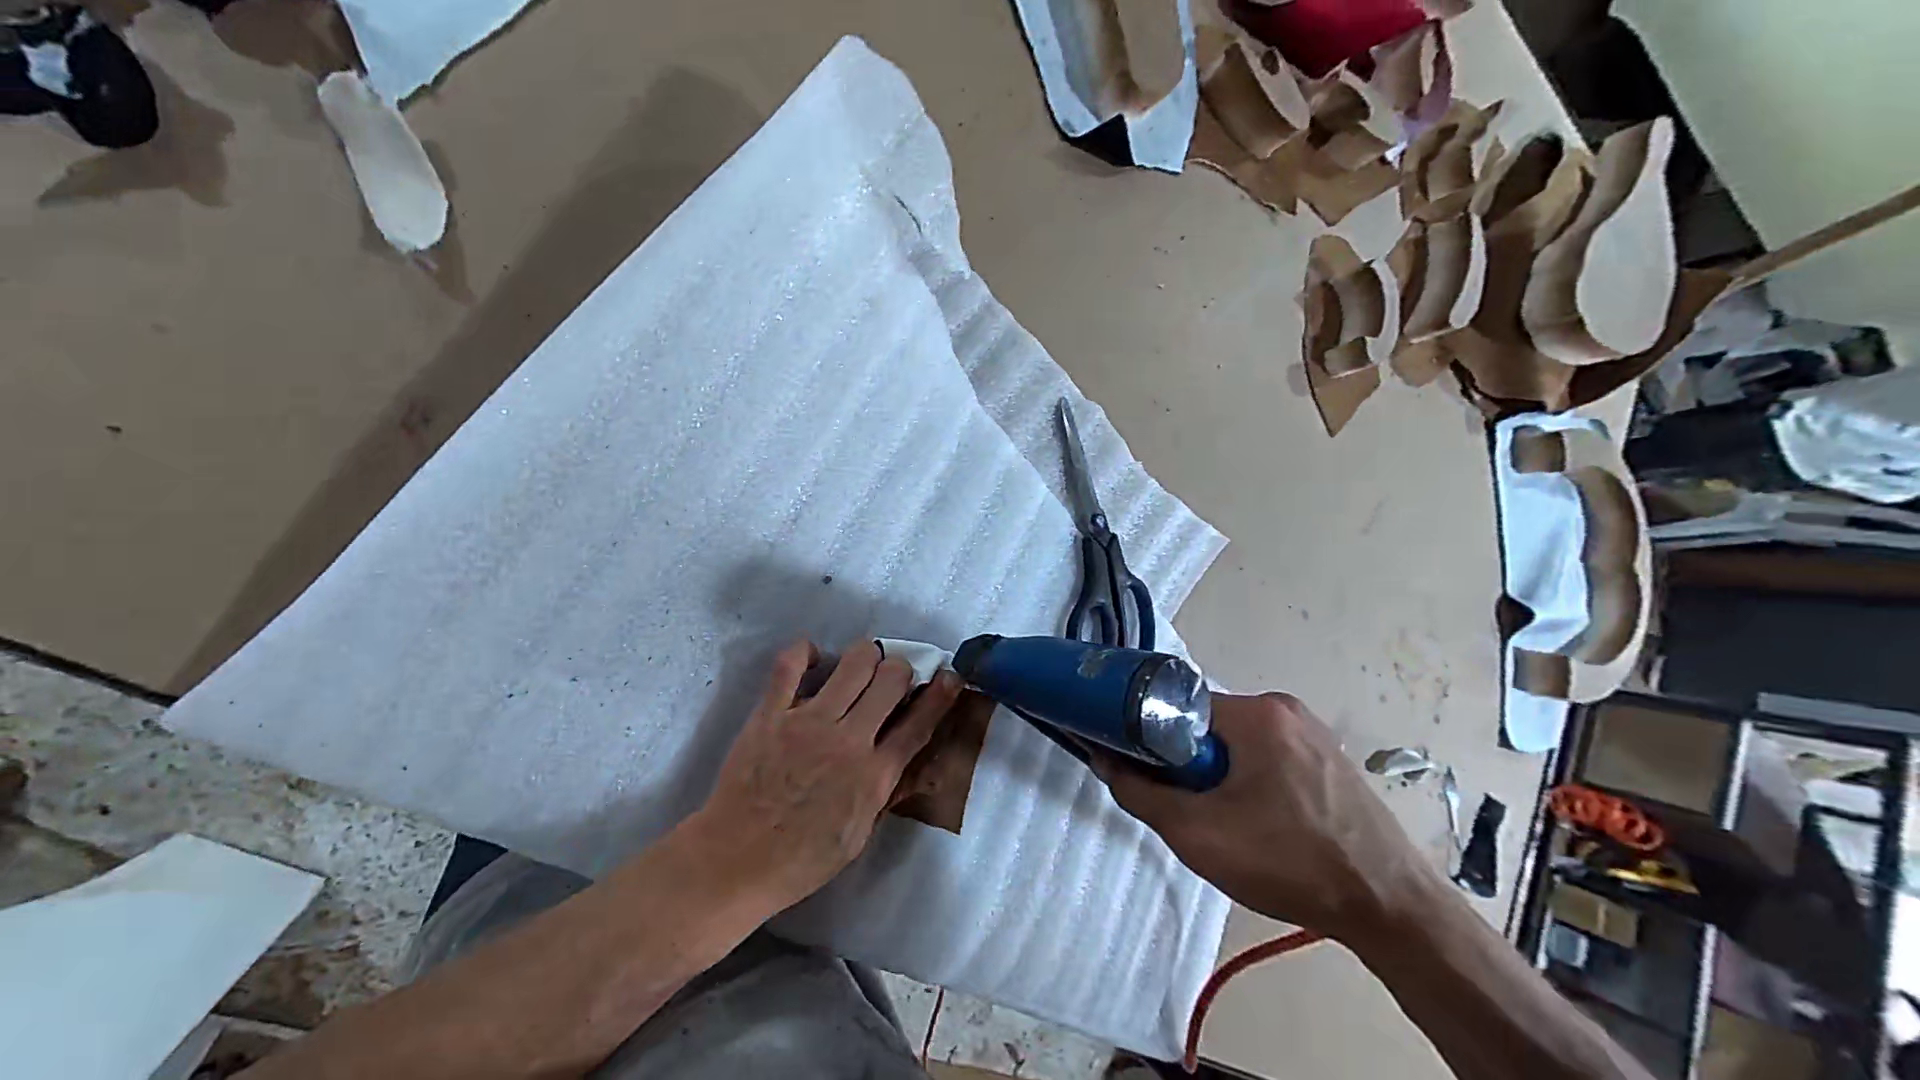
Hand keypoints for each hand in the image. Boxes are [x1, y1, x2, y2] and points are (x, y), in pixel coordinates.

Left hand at [692, 639, 960, 910]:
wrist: (736, 862)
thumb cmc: (801, 859)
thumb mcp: (860, 834)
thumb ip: (882, 790)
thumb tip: (900, 755)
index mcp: (874, 775)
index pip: (919, 722)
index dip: (941, 694)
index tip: (949, 676)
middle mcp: (849, 740)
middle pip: (891, 678)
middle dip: (899, 670)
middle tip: (890, 679)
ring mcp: (808, 722)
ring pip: (855, 662)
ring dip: (866, 657)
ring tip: (859, 666)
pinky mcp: (771, 713)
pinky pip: (790, 663)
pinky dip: (806, 652)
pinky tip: (813, 659)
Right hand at [1093, 692, 1439, 943]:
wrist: (1392, 908)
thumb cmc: (1289, 862)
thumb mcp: (1197, 833)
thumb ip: (1139, 792)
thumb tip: (1103, 758)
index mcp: (1257, 713)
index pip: (1177, 707)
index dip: (1152, 739)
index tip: (1145, 773)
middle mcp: (1285, 709)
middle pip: (1205, 726)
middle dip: (1188, 764)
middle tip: (1191, 809)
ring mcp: (1312, 732)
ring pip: (1235, 744)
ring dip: (1218, 776)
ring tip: (1228, 822)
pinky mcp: (1328, 757)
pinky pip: (1266, 756)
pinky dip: (1249, 781)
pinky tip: (1261, 823)